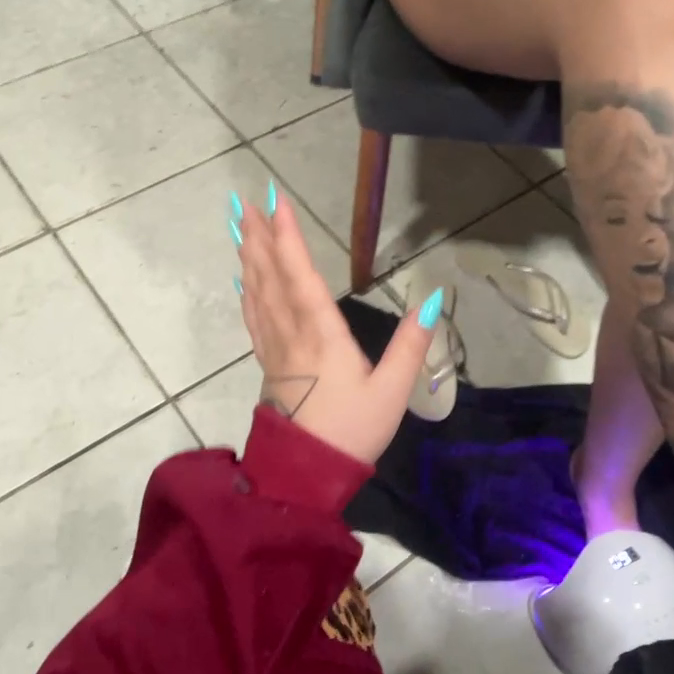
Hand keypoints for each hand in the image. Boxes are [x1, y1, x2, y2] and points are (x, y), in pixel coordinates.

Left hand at [232, 186, 440, 464]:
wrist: (306, 473)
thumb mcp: (392, 390)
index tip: (277, 202)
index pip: (302, 275)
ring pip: (257, 293)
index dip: (289, 237)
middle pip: (271, 276)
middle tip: (244, 200)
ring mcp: (275, 348)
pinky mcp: (268, 364)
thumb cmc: (353, 430)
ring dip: (250, 257)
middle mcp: (292, 333)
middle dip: (259, 236)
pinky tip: (242, 280)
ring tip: (241, 227)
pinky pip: (253, 318)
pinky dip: (247, 292)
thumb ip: (412, 344)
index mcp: (322, 334)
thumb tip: (432, 298)